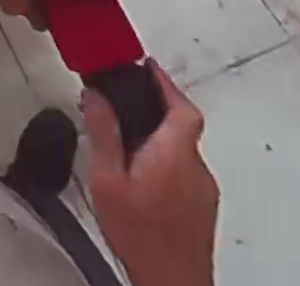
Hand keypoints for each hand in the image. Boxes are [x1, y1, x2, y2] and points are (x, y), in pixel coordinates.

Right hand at [82, 60, 219, 285]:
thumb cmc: (140, 233)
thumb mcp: (108, 179)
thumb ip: (103, 132)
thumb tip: (96, 95)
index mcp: (175, 152)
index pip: (182, 106)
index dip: (166, 83)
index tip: (147, 66)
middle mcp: (196, 167)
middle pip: (183, 124)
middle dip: (158, 107)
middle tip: (131, 96)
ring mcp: (203, 191)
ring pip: (183, 149)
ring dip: (161, 135)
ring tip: (129, 136)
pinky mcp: (202, 210)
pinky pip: (185, 170)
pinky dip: (166, 158)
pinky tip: (143, 172)